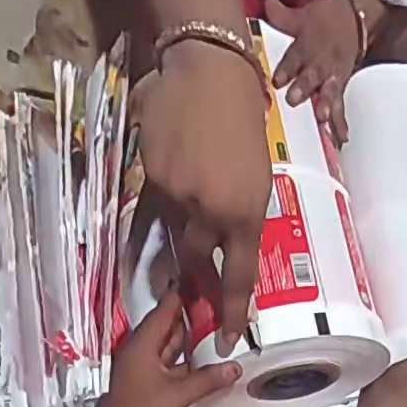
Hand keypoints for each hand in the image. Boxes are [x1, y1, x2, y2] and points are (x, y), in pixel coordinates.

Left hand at [97, 290, 242, 406]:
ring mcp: (143, 366)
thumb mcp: (179, 395)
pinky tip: (201, 353)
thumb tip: (236, 367)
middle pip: (166, 326)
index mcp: (142, 345)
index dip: (179, 295)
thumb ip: (208, 379)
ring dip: (187, 336)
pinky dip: (183, 355)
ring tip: (212, 322)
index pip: (163, 311)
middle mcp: (140, 350)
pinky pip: (168, 360)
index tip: (197, 278)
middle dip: (188, 314)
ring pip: (168, 344)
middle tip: (213, 300)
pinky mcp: (147, 380)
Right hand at [135, 40, 271, 355]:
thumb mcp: (257, 173)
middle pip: (197, 260)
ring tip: (192, 181)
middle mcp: (209, 211)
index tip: (229, 338)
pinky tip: (175, 158)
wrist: (209, 68)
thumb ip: (240, 213)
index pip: (239, 275)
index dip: (233, 310)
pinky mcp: (149, 176)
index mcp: (246, 211)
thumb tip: (223, 243)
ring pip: (173, 227)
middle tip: (197, 278)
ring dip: (181, 217)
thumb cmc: (244, 118)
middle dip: (196, 272)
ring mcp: (176, 195)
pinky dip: (165, 189)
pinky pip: (155, 199)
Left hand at [266, 0, 367, 144]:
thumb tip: (266, 0)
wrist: (356, 18)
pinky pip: (341, 107)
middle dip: (304, 87)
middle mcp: (319, 63)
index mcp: (306, 46)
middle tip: (295, 99)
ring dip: (326, 105)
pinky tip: (342, 139)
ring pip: (328, 92)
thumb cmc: (323, 20)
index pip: (293, 58)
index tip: (277, 81)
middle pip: (311, 76)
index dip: (286, 69)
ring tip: (324, 117)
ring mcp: (332, 77)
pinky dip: (342, 123)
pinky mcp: (341, 88)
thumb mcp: (302, 15)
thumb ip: (282, 15)